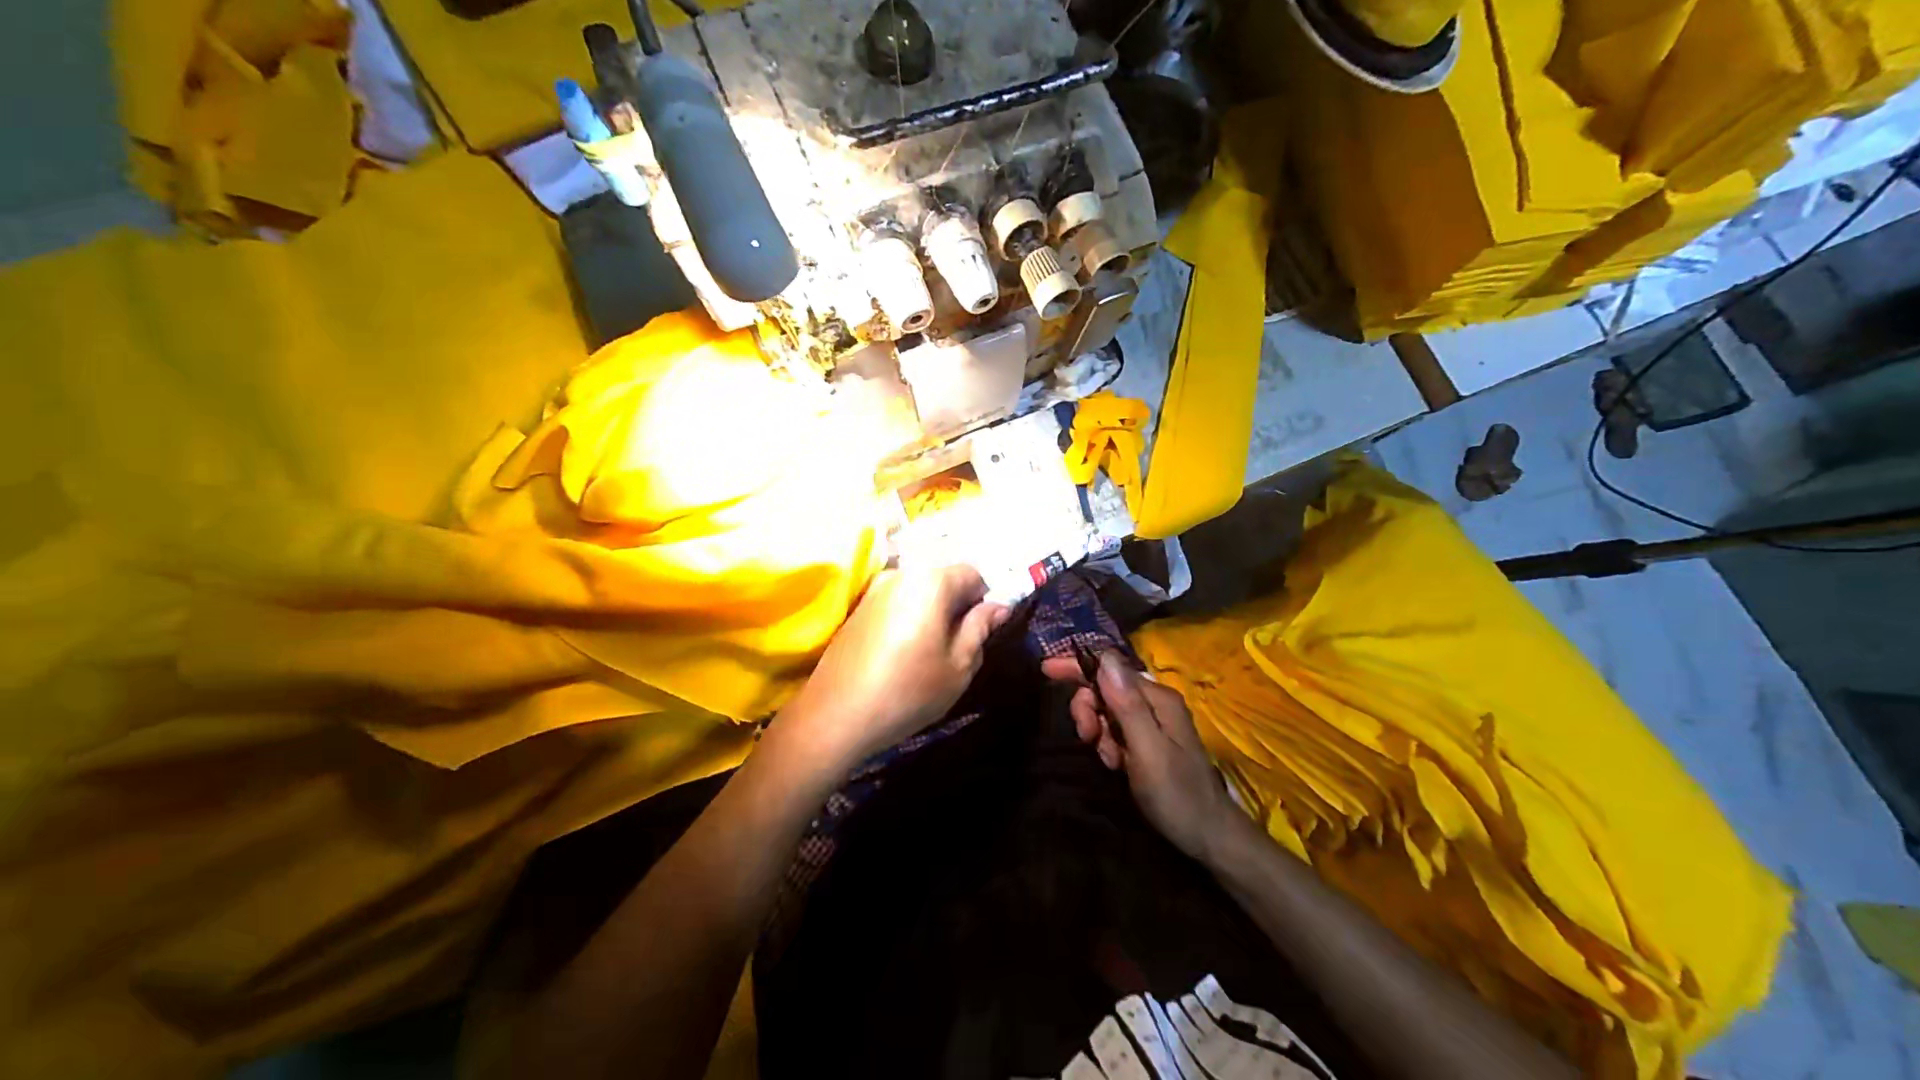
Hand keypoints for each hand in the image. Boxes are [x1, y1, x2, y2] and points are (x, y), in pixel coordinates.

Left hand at [783, 564, 1008, 771]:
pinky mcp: (857, 608)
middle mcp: (901, 574)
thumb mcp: (959, 666)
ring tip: (929, 654)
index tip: (983, 632)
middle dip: (957, 605)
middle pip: (943, 579)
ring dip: (931, 612)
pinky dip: (908, 619)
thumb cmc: (908, 691)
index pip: (973, 573)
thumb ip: (980, 628)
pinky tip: (903, 654)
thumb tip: (998, 606)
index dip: (985, 599)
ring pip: (918, 591)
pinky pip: (896, 603)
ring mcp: (874, 589)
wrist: (836, 715)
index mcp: (931, 581)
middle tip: (959, 646)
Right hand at [1060, 652, 1241, 861]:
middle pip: (1105, 690)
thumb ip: (1127, 705)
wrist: (1207, 837)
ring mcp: (1152, 723)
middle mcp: (1156, 703)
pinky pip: (1115, 732)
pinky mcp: (1147, 742)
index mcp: (1159, 698)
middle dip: (1090, 711)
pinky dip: (1108, 747)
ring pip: (1106, 712)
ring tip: (1111, 761)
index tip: (1046, 671)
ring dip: (1099, 734)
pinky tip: (1116, 766)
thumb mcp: (1148, 750)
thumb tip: (1105, 657)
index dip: (1077, 668)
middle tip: (1088, 739)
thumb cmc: (1177, 795)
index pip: (1110, 669)